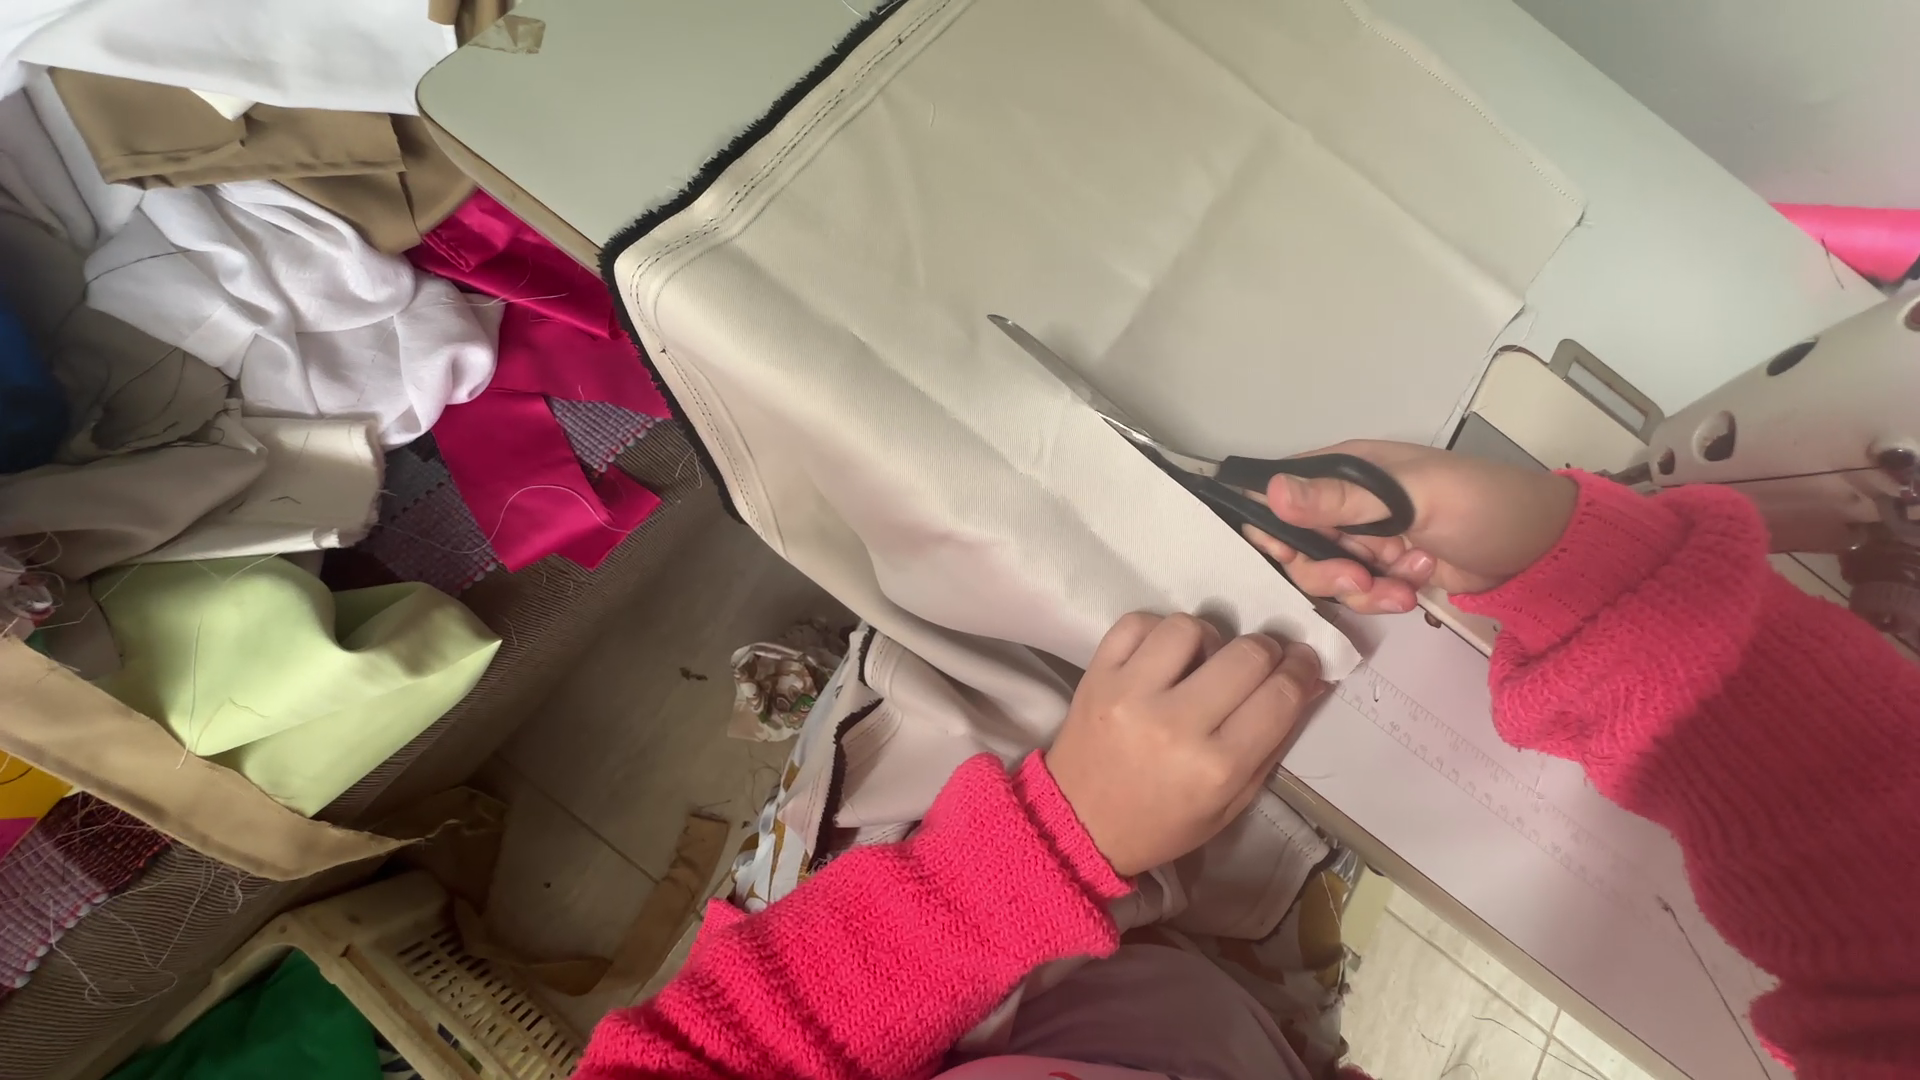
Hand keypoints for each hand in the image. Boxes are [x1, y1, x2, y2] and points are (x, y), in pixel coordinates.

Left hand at [1046, 613, 1324, 876]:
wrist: (1079, 822)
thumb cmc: (1162, 822)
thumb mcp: (1231, 802)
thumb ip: (1272, 743)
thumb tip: (1307, 683)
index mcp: (1216, 767)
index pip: (1279, 696)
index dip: (1302, 670)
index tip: (1302, 663)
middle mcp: (1175, 724)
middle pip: (1245, 655)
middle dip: (1266, 650)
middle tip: (1260, 660)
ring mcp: (1130, 693)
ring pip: (1189, 627)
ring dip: (1207, 638)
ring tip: (1202, 660)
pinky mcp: (1096, 675)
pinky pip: (1135, 623)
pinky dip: (1156, 630)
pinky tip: (1162, 654)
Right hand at [1243, 440, 1578, 614]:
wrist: (1544, 552)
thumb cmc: (1483, 505)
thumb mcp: (1414, 497)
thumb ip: (1341, 498)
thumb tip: (1272, 491)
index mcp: (1344, 470)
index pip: (1278, 493)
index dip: (1271, 525)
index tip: (1287, 553)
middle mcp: (1343, 504)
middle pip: (1294, 545)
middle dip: (1323, 569)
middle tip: (1358, 578)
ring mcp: (1361, 540)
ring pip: (1323, 575)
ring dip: (1359, 589)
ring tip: (1402, 586)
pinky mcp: (1380, 571)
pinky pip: (1355, 593)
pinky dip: (1381, 598)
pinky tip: (1415, 588)